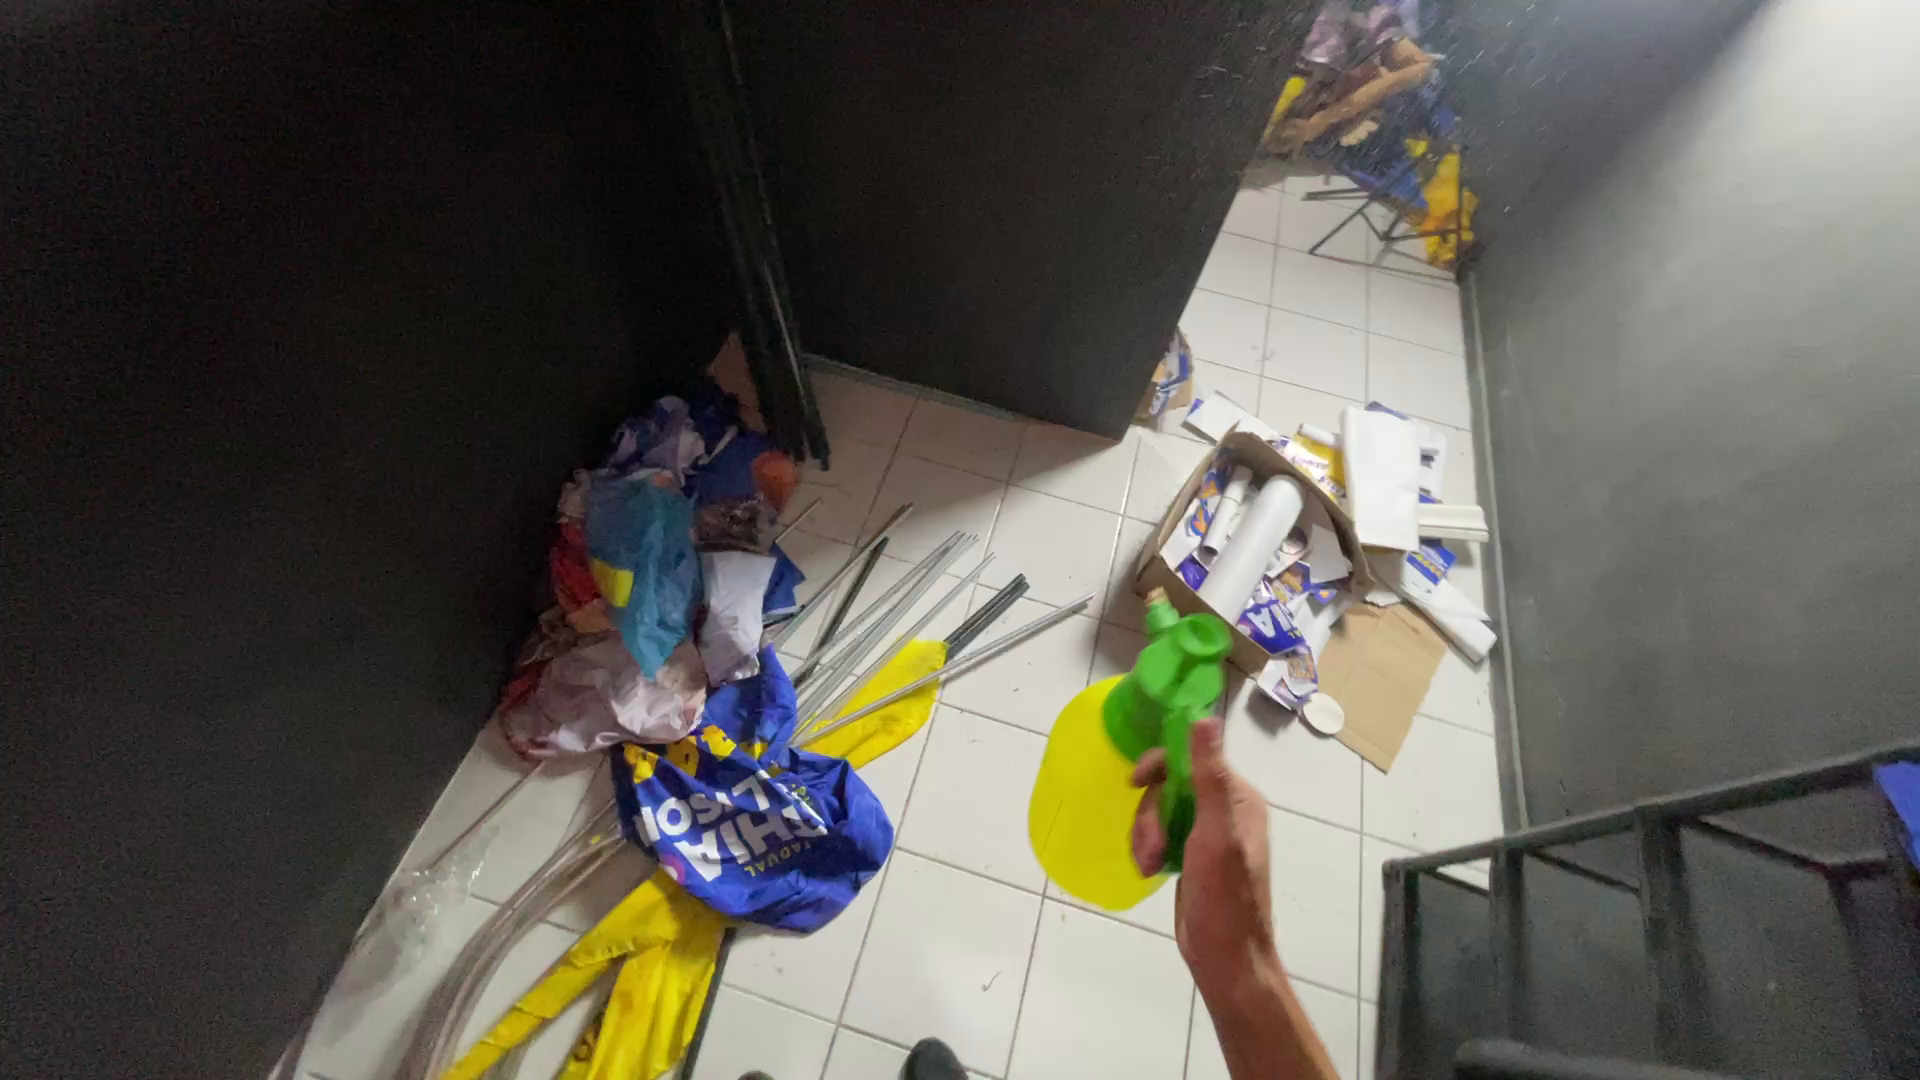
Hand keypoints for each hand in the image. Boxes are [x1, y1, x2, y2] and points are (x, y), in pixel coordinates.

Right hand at [1130, 716, 1280, 1001]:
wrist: (1226, 959)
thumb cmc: (1224, 896)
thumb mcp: (1215, 833)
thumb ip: (1210, 776)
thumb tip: (1206, 718)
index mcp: (1238, 798)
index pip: (1191, 758)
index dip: (1159, 766)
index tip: (1134, 782)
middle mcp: (1225, 810)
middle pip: (1170, 787)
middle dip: (1151, 815)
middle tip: (1151, 847)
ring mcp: (1208, 833)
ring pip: (1160, 811)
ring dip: (1147, 835)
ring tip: (1149, 864)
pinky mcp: (1192, 855)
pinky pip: (1160, 833)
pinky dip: (1149, 848)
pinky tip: (1149, 870)